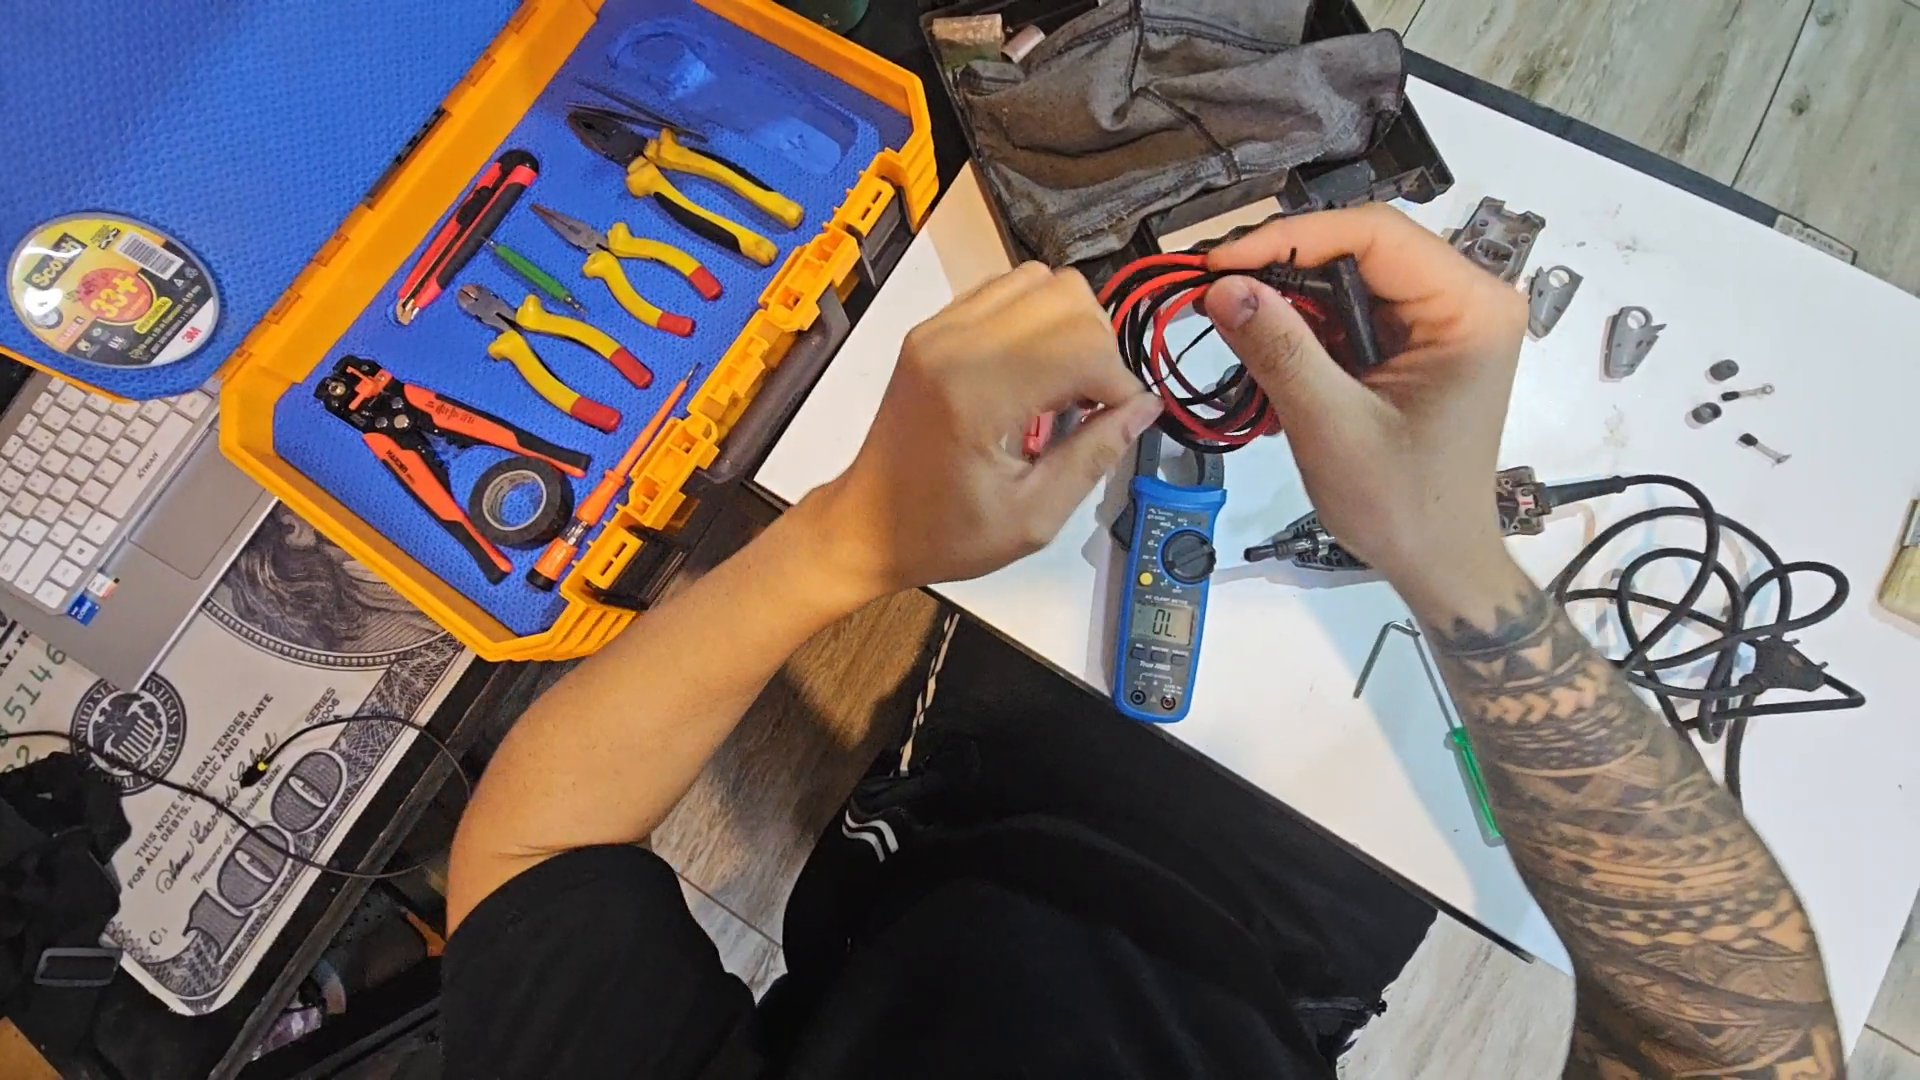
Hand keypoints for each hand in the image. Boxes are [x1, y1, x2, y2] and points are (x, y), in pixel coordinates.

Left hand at [803, 262, 1162, 594]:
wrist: (866, 525)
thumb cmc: (943, 534)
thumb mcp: (1032, 518)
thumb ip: (1094, 456)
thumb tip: (1146, 406)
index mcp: (976, 394)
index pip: (1082, 344)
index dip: (1119, 382)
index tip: (1117, 422)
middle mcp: (954, 343)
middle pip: (1067, 297)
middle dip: (1100, 348)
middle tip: (1091, 405)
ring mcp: (937, 328)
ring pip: (1040, 281)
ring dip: (1071, 328)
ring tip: (1063, 387)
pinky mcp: (931, 328)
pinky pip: (1005, 291)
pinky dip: (1037, 320)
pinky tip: (1033, 371)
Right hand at [1203, 204, 1528, 617]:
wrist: (1434, 558)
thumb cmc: (1397, 501)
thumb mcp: (1330, 424)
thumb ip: (1279, 351)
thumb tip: (1220, 289)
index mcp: (1467, 307)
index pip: (1373, 235)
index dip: (1288, 239)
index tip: (1217, 265)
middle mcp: (1460, 300)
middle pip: (1359, 253)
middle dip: (1280, 270)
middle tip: (1211, 292)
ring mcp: (1436, 325)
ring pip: (1346, 285)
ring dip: (1285, 303)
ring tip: (1226, 320)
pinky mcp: (1411, 350)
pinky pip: (1346, 321)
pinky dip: (1299, 333)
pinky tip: (1262, 351)